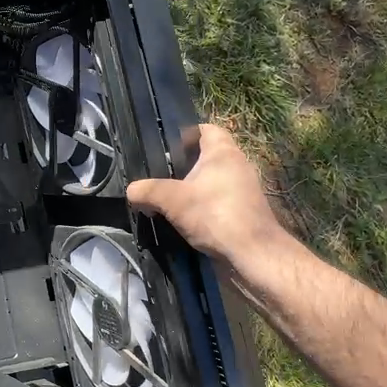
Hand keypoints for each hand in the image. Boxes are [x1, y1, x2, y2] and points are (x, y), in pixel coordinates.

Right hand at [126, 124, 286, 266]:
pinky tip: (183, 219)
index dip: (185, 133)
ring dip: (191, 189)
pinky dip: (202, 207)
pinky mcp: (245, 212)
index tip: (164, 146)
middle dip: (182, 165)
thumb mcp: (170, 199)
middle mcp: (238, 166)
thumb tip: (132, 192)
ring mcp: (244, 191)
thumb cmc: (215, 215)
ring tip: (166, 199)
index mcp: (223, 153)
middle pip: (206, 157)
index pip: (206, 129)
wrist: (254, 256)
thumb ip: (145, 191)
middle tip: (158, 174)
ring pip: (211, 181)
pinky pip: (217, 201)